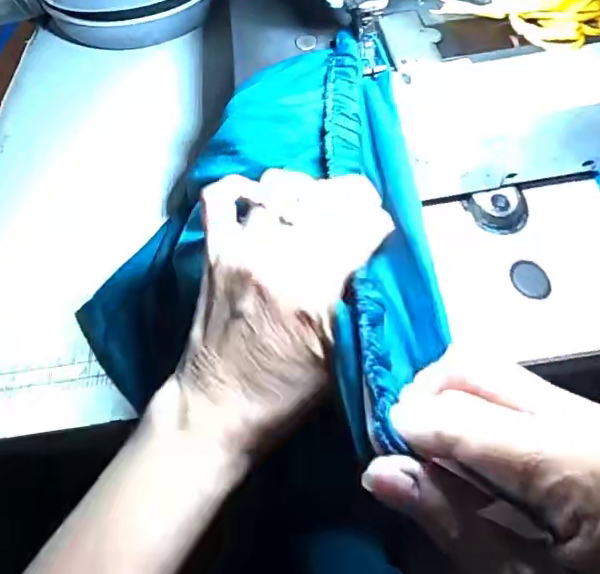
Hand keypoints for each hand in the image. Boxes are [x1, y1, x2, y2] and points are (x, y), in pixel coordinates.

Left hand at [168, 169, 392, 457]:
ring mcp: (241, 249)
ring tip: (317, 206)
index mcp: (312, 291)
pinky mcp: (215, 250)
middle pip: (326, 201)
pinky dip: (242, 188)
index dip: (381, 225)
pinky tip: (263, 198)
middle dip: (353, 200)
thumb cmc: (284, 393)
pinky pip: (220, 197)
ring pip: (280, 188)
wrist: (215, 411)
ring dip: (307, 192)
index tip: (384, 231)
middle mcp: (276, 259)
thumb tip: (384, 257)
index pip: (363, 228)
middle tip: (360, 213)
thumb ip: (364, 302)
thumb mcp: (342, 356)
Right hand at [361, 350, 599, 573]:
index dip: (413, 424)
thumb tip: (380, 472)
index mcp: (575, 463)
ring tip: (437, 452)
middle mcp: (589, 417)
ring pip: (504, 374)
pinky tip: (481, 456)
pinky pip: (531, 396)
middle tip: (404, 445)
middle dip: (431, 394)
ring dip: (459, 399)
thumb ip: (454, 525)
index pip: (467, 416)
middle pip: (482, 368)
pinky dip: (492, 412)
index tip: (378, 444)